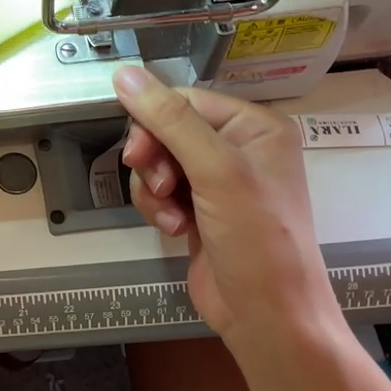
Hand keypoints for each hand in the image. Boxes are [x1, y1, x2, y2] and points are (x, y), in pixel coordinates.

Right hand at [112, 65, 342, 349]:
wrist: (267, 317)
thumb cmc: (255, 239)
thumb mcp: (214, 170)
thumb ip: (169, 119)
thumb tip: (122, 72)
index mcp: (255, 126)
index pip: (184, 100)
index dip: (155, 124)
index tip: (139, 155)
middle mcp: (239, 147)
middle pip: (166, 131)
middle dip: (153, 161)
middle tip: (160, 188)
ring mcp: (219, 182)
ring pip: (157, 163)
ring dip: (153, 189)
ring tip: (171, 218)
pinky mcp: (200, 210)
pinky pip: (161, 191)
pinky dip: (158, 209)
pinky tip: (175, 231)